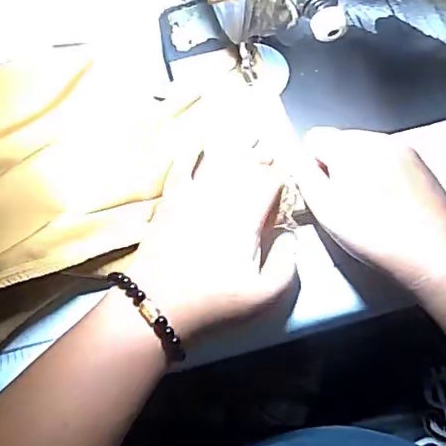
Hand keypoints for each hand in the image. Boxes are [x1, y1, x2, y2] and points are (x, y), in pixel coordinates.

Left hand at [125, 151, 298, 337]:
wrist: (156, 303)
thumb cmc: (212, 301)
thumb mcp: (264, 294)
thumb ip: (287, 262)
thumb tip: (288, 235)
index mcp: (246, 216)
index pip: (271, 179)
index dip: (283, 178)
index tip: (286, 187)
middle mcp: (220, 196)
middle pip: (247, 163)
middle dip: (263, 158)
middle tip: (272, 158)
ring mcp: (192, 194)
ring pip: (219, 158)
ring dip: (237, 149)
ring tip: (250, 142)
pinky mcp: (171, 198)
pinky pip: (184, 164)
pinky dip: (194, 151)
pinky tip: (200, 142)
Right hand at [288, 127, 445, 293]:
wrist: (433, 249)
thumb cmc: (374, 232)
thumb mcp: (325, 208)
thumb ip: (302, 174)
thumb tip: (289, 153)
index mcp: (348, 146)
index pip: (313, 138)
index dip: (311, 164)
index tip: (321, 191)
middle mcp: (375, 138)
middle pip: (340, 142)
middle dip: (336, 165)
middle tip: (344, 202)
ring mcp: (401, 147)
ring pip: (365, 151)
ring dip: (359, 170)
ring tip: (369, 205)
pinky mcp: (419, 161)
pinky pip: (387, 159)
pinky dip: (381, 174)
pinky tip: (389, 202)